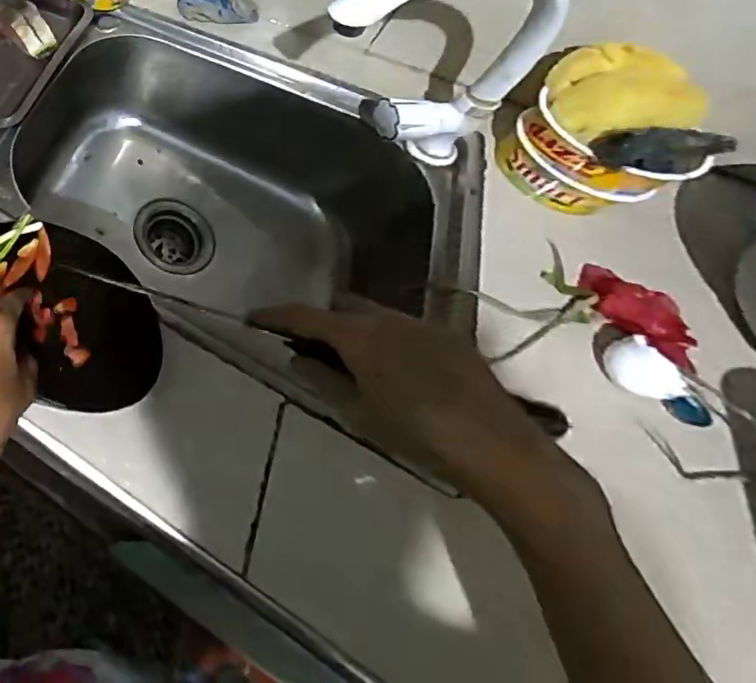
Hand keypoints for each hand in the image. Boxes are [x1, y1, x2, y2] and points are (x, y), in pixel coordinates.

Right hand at [251, 301, 597, 516]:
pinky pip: (402, 326)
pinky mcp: (449, 338)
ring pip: (373, 312)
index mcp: (358, 334)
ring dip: (353, 326)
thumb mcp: (359, 413)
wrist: (502, 451)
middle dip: (318, 317)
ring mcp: (421, 325)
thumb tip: (298, 359)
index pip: (304, 315)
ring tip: (348, 358)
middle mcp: (387, 318)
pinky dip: (383, 336)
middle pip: (340, 304)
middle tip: (306, 344)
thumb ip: (322, 380)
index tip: (253, 318)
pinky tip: (391, 367)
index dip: (275, 315)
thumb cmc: (418, 435)